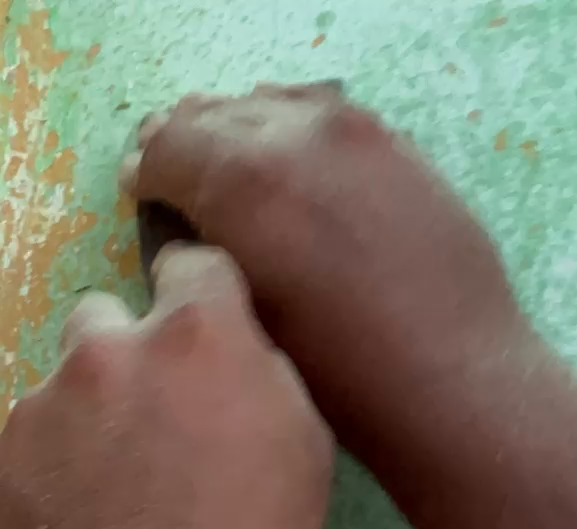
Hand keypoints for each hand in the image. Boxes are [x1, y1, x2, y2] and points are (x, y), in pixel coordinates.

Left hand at [0, 246, 333, 528]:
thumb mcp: (298, 445)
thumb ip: (254, 367)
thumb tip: (220, 338)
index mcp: (191, 338)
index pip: (186, 264)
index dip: (193, 294)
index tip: (191, 326)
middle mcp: (101, 353)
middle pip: (99, 315)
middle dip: (120, 351)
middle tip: (139, 420)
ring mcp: (36, 407)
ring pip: (57, 387)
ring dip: (78, 415)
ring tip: (101, 490)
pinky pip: (24, 442)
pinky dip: (43, 465)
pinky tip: (68, 519)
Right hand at [120, 84, 533, 442]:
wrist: (441, 376)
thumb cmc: (319, 368)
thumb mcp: (232, 316)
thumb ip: (194, 254)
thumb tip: (177, 227)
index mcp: (247, 185)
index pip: (167, 146)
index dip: (142, 169)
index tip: (134, 190)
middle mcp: (299, 137)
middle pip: (214, 114)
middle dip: (179, 143)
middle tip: (162, 172)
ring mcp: (356, 131)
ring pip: (266, 103)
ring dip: (228, 129)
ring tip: (212, 164)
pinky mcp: (395, 144)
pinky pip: (317, 108)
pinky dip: (279, 122)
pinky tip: (273, 153)